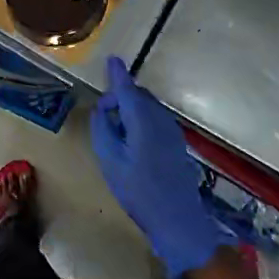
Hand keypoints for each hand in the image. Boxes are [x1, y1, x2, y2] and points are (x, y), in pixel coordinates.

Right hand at [90, 56, 227, 278]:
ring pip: (148, 108)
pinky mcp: (177, 143)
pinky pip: (155, 120)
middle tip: (103, 116)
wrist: (177, 219)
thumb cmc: (139, 191)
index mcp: (143, 120)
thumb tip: (101, 110)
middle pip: (139, 96)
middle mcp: (161, 119)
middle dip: (120, 97)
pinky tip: (133, 143)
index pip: (127, 89)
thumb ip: (103, 129)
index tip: (111, 59)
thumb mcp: (110, 161)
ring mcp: (172, 131)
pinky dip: (141, 120)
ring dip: (131, 110)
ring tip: (115, 133)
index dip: (117, 75)